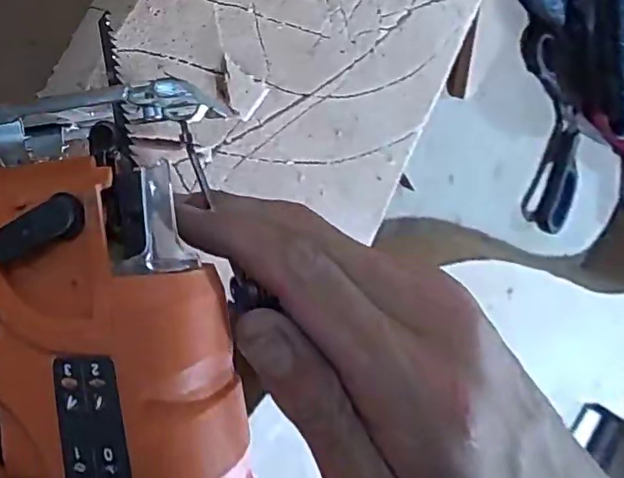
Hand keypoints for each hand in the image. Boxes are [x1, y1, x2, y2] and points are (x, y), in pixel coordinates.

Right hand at [177, 195, 599, 477]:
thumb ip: (317, 406)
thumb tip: (252, 317)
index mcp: (417, 377)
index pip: (304, 267)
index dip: (236, 230)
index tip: (183, 217)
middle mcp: (432, 310)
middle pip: (314, 235)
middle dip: (243, 216)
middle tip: (186, 218)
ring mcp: (440, 292)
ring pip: (331, 237)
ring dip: (269, 232)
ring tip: (219, 248)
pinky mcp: (440, 291)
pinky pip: (353, 255)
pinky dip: (302, 252)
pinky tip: (278, 277)